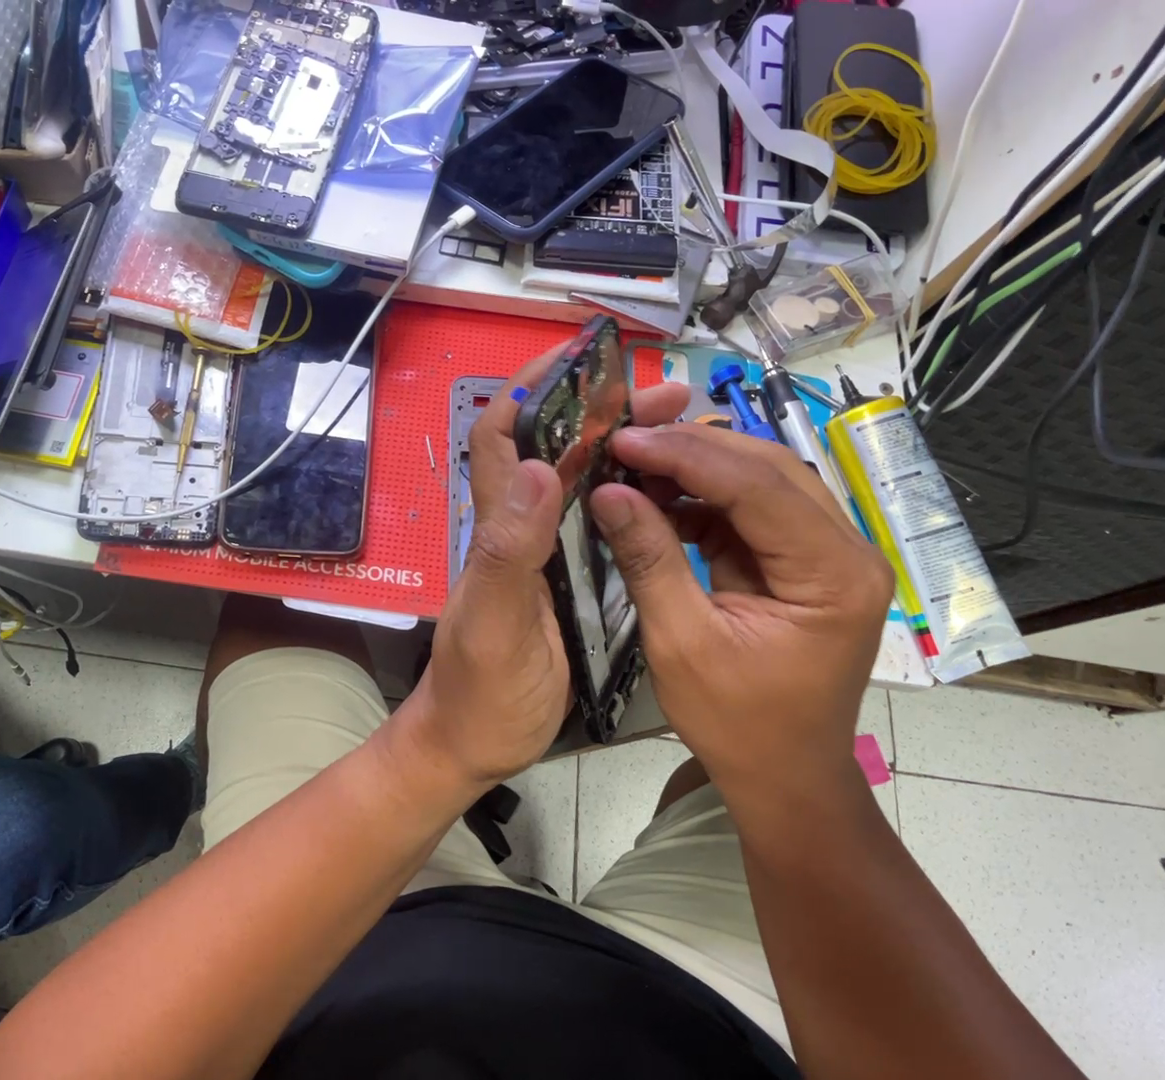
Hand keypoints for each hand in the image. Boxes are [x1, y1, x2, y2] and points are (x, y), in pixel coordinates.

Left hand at [396, 348, 689, 789]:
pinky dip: (632, 497)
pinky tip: (674, 493)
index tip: (580, 355)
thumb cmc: (482, 690)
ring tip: (686, 426)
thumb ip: (512, 551)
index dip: (530, 389)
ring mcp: (543, 556)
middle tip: (668, 393)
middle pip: (553, 450)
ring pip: (580, 483)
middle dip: (600, 411)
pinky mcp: (567, 584)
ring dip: (623, 448)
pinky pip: (599, 525)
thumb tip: (544, 466)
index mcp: (495, 530)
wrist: (478, 744)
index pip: (502, 439)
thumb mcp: (497, 624)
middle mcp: (518, 529)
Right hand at [588, 424, 893, 802]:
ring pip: (761, 482)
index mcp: (834, 574)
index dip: (687, 456)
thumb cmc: (738, 723)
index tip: (623, 439)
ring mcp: (827, 555)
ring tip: (631, 463)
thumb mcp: (682, 642)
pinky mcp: (800, 564)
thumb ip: (649, 559)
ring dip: (696, 469)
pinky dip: (701, 501)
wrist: (783, 775)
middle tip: (623, 440)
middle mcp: (847, 550)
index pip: (760, 487)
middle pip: (769, 471)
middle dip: (693, 450)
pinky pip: (750, 513)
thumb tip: (607, 492)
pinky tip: (655, 497)